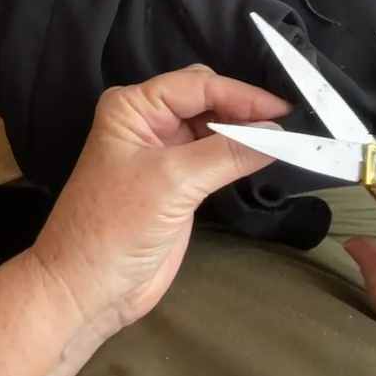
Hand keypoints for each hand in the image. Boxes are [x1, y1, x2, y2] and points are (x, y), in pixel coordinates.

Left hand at [31, 66, 287, 335]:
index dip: (241, 95)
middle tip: (288, 125)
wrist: (88, 289)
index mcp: (133, 106)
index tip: (283, 112)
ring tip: (285, 138)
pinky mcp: (176, 181)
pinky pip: (214, 155)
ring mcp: (161, 150)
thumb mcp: (173, 183)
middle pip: (205, 99)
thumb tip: (277, 134)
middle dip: (243, 108)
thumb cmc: (116, 226)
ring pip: (212, 126)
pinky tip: (263, 156)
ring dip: (244, 131)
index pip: (197, 85)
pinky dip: (238, 153)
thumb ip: (226, 154)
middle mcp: (146, 120)